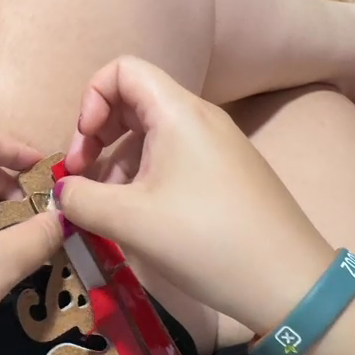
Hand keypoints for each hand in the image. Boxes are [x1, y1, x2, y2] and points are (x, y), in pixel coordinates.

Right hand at [55, 56, 335, 334]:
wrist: (292, 284)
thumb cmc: (205, 241)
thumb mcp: (129, 221)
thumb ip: (80, 199)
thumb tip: (63, 191)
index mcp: (177, 112)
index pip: (122, 70)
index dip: (91, 99)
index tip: (84, 146)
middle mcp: (199, 118)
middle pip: (132, 100)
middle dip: (97, 134)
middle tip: (82, 178)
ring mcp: (216, 145)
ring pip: (150, 133)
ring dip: (117, 162)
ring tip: (106, 207)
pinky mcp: (226, 173)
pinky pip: (172, 157)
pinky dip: (144, 176)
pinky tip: (138, 217)